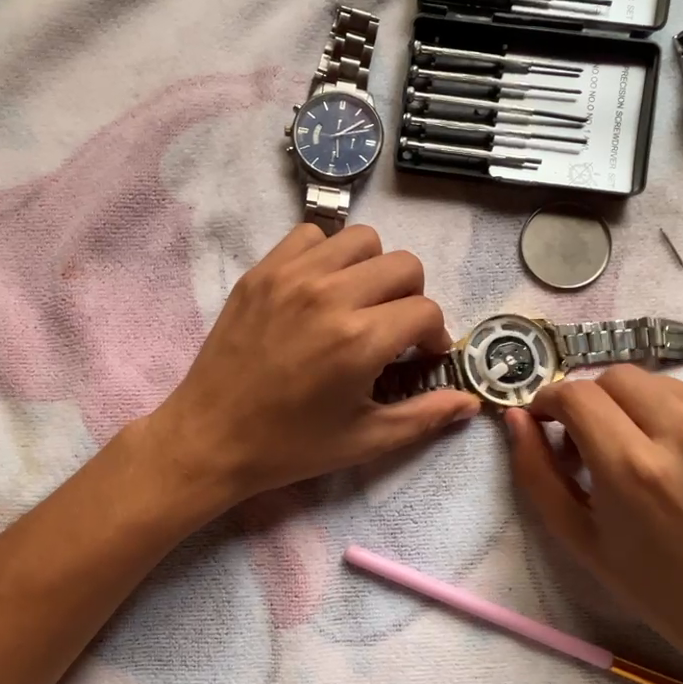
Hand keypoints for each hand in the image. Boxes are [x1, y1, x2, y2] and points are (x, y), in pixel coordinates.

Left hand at [141, 223, 478, 501]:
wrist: (210, 438)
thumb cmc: (289, 447)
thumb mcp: (364, 440)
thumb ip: (424, 415)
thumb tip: (472, 401)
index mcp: (359, 340)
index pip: (425, 310)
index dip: (432, 336)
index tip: (419, 356)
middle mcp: (330, 296)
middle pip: (403, 264)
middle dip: (411, 297)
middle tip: (392, 329)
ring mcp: (291, 277)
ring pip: (360, 240)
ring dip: (372, 269)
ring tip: (358, 303)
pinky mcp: (261, 272)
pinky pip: (309, 236)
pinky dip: (325, 255)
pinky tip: (319, 290)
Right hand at [505, 366, 682, 683]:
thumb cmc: (653, 583)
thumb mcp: (578, 537)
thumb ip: (537, 472)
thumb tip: (516, 417)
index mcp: (634, 470)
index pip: (577, 395)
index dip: (551, 400)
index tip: (548, 419)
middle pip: (619, 377)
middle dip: (594, 399)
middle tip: (594, 438)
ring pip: (664, 384)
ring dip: (641, 408)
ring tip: (646, 451)